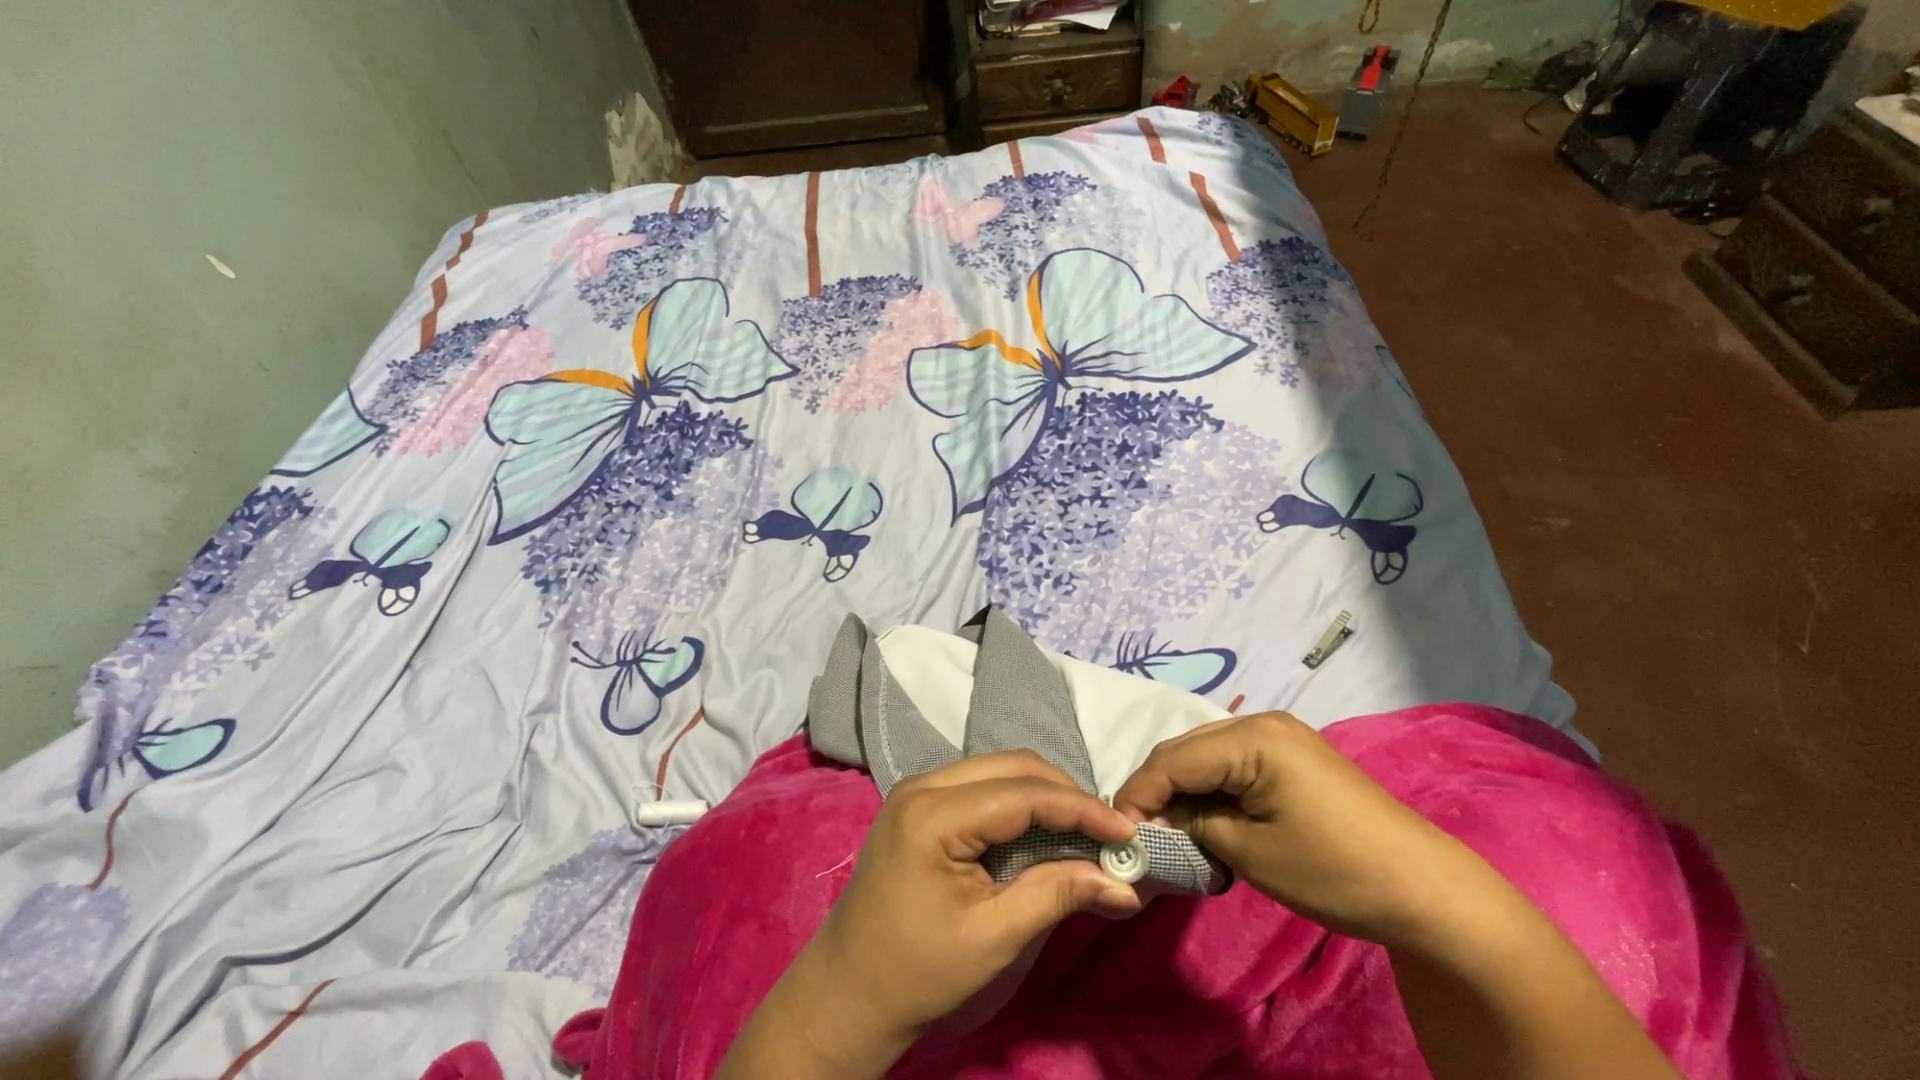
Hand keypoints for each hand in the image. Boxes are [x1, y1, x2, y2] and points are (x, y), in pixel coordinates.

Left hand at [719, 750, 1141, 1078]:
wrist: (847, 993)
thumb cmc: (917, 971)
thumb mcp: (993, 938)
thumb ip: (1057, 895)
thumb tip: (1125, 884)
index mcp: (933, 815)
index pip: (1024, 794)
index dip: (1082, 809)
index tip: (1129, 834)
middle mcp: (922, 786)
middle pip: (1013, 768)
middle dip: (1066, 795)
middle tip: (1108, 835)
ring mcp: (916, 792)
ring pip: (999, 771)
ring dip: (1045, 796)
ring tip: (1084, 834)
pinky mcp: (918, 807)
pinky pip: (982, 787)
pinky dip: (1020, 804)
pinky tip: (1043, 832)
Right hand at [1112, 711, 1494, 948]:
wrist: (1422, 887)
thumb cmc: (1332, 869)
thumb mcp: (1248, 851)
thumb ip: (1192, 825)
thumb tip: (1155, 821)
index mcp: (1252, 737)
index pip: (1171, 760)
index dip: (1137, 795)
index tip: (1116, 835)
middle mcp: (1263, 722)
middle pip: (1185, 749)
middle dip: (1156, 789)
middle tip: (1137, 834)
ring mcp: (1283, 736)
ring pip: (1207, 754)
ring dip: (1181, 788)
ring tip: (1166, 830)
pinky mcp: (1294, 755)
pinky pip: (1233, 762)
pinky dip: (1210, 788)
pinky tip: (1203, 818)